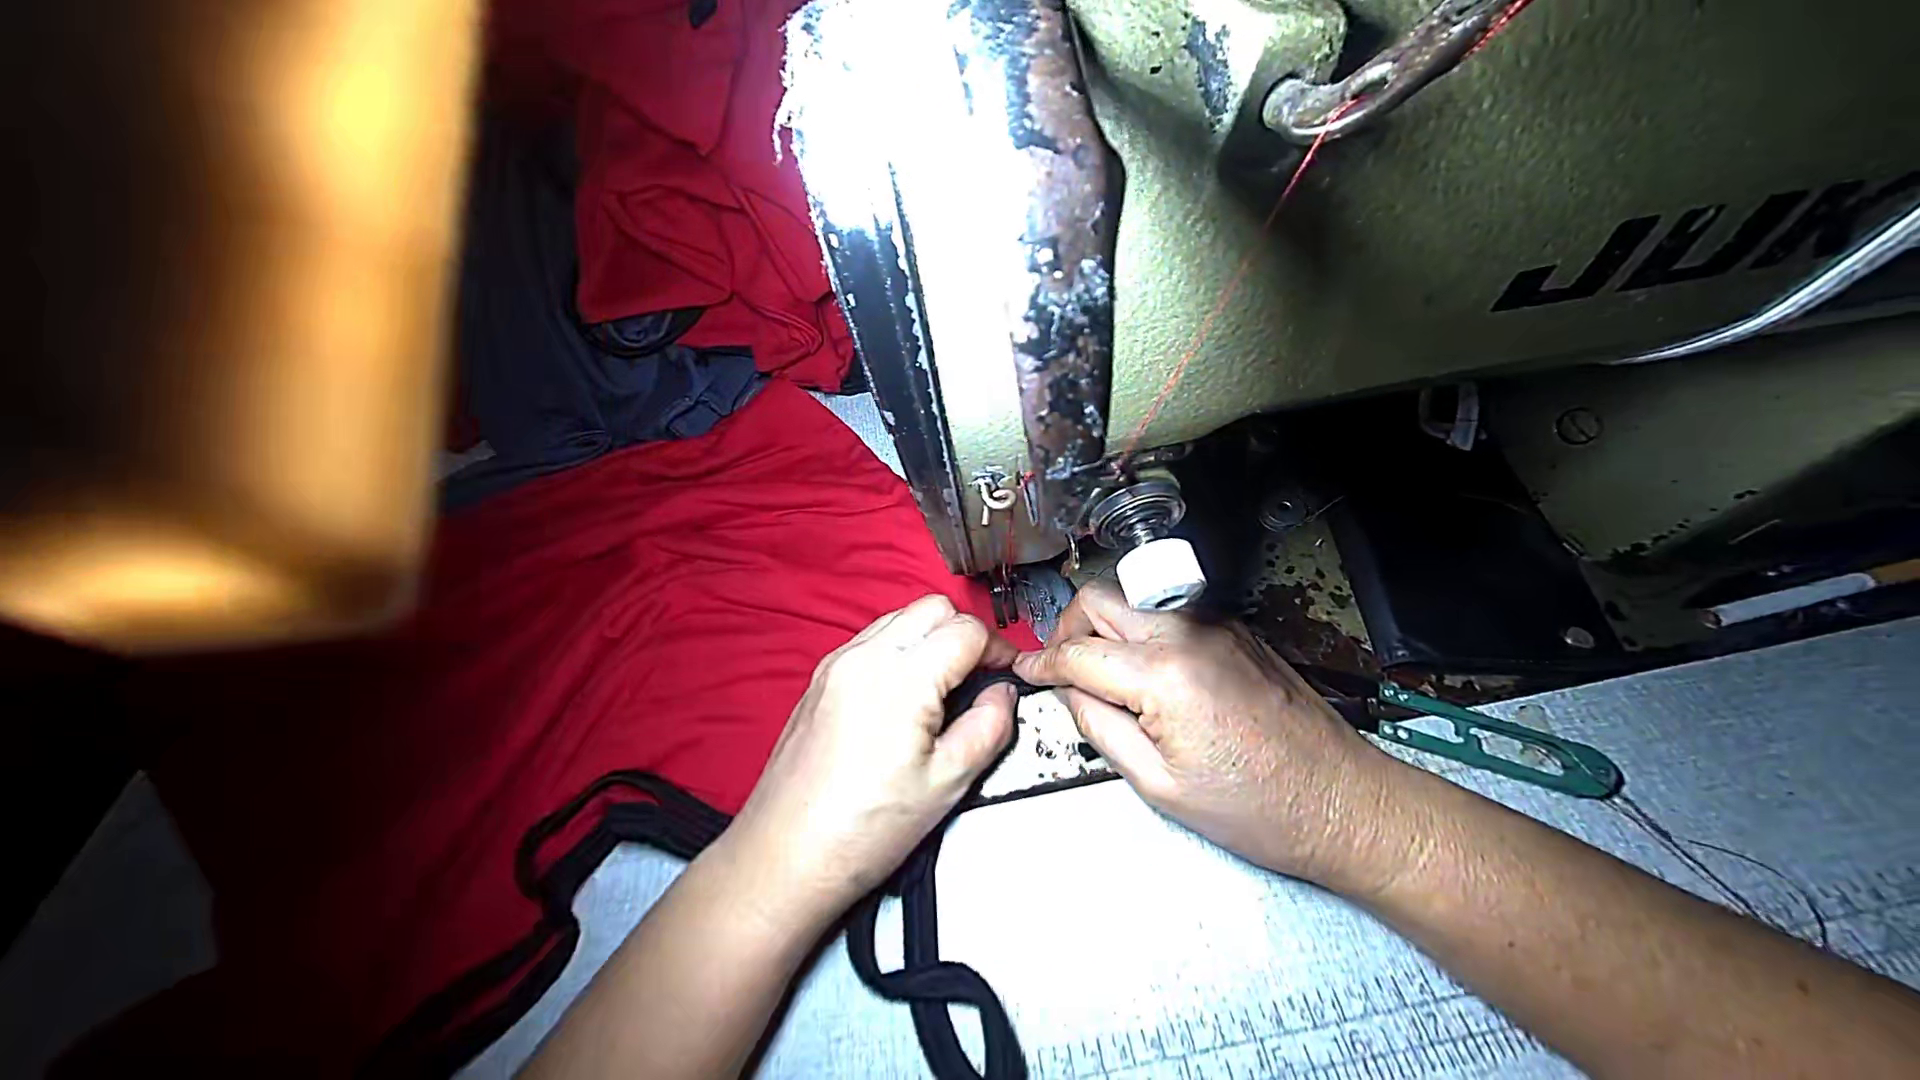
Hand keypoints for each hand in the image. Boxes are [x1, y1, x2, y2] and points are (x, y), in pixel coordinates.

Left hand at [727, 595, 1018, 919]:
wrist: (786, 854)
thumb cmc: (856, 830)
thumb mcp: (946, 784)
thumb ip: (988, 727)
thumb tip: (1002, 695)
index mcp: (900, 680)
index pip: (965, 630)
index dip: (998, 648)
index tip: (1006, 671)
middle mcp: (864, 659)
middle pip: (933, 608)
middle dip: (965, 632)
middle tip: (980, 674)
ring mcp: (837, 665)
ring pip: (901, 617)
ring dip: (932, 636)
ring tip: (945, 686)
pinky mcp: (821, 678)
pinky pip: (872, 638)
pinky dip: (900, 649)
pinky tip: (908, 693)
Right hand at [1013, 581, 1402, 890]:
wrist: (1342, 803)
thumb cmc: (1261, 806)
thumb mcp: (1158, 783)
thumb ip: (1099, 727)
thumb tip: (1070, 694)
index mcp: (1165, 676)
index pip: (1078, 652)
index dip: (1042, 663)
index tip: (1026, 670)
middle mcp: (1188, 634)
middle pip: (1098, 600)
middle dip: (1066, 628)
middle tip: (1060, 665)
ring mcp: (1214, 625)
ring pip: (1131, 599)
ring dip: (1103, 626)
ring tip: (1100, 671)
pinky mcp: (1232, 629)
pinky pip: (1167, 613)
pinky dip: (1140, 632)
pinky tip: (1145, 672)